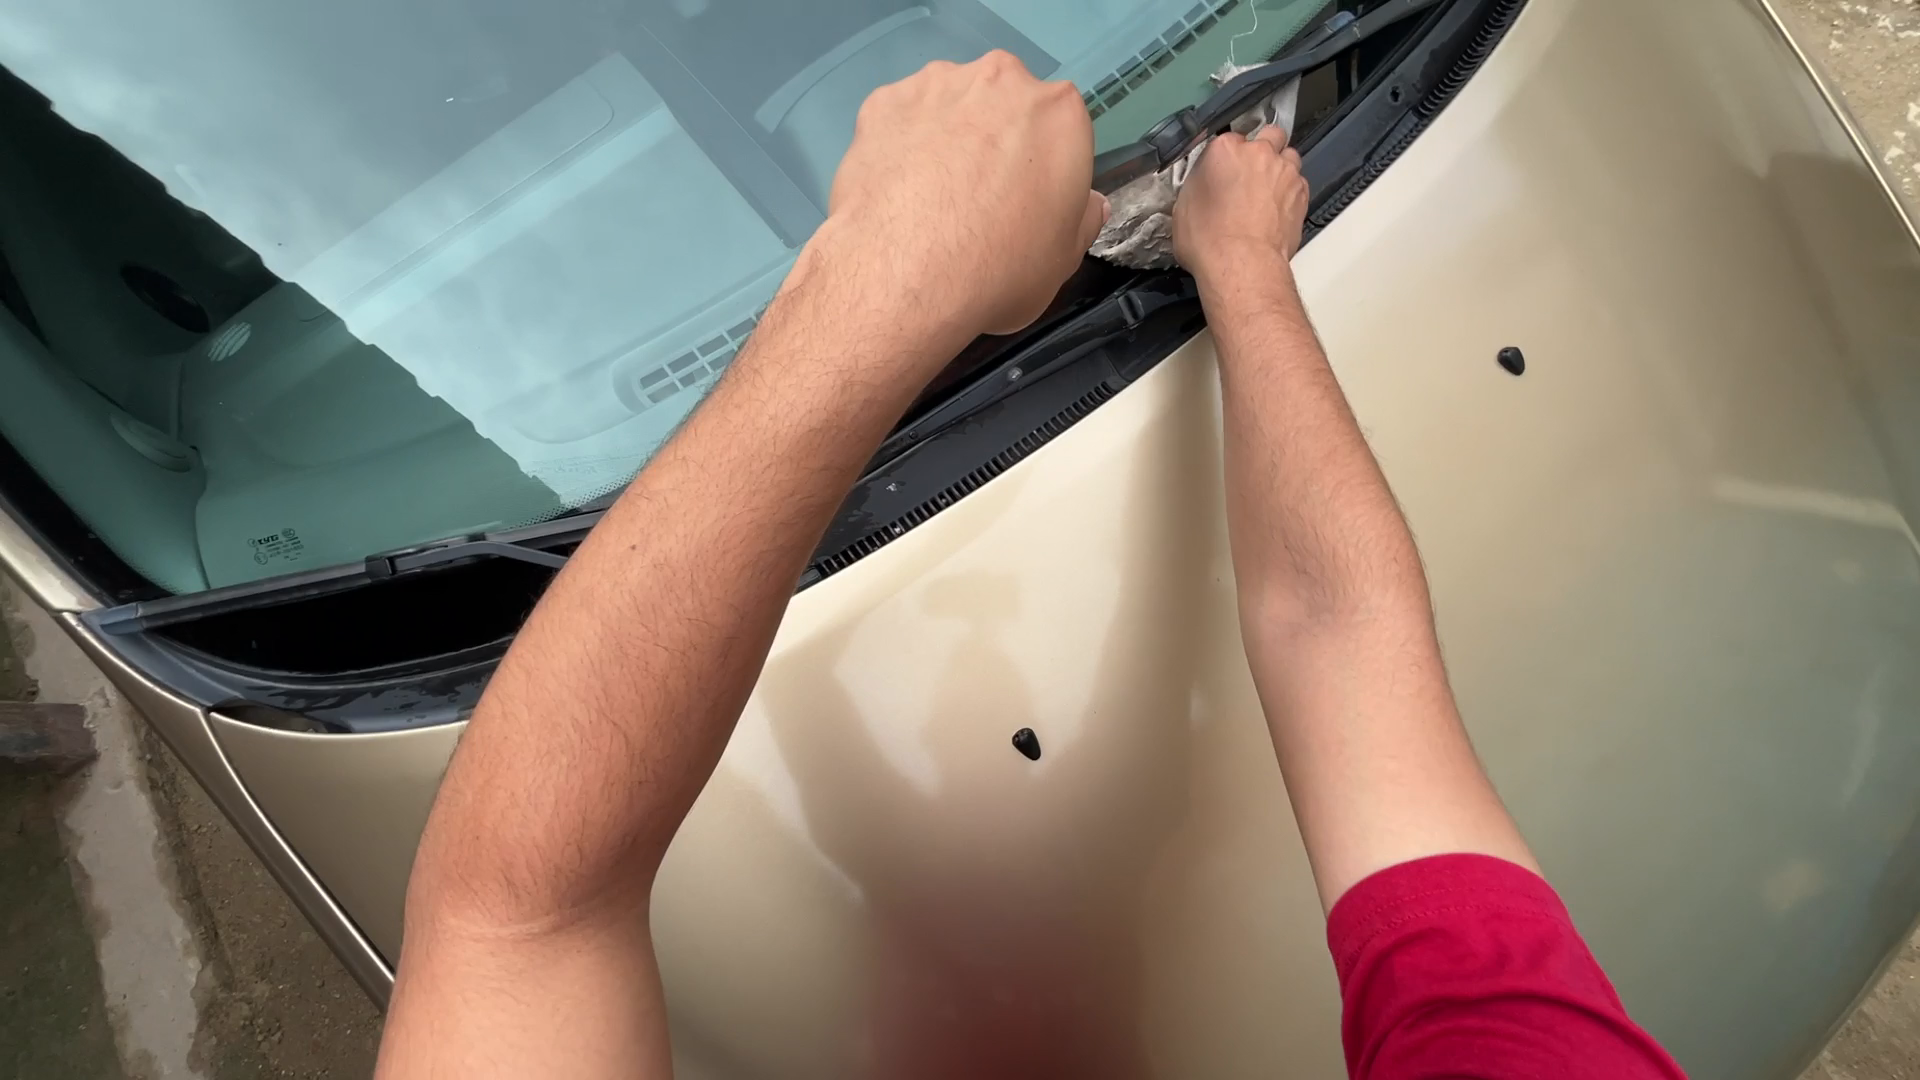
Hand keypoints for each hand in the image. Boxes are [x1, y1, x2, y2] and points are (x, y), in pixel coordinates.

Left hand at [816, 51, 1106, 341]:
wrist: (907, 279)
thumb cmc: (1000, 273)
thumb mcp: (1062, 263)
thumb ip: (1081, 221)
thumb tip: (1088, 203)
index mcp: (1060, 114)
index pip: (1060, 135)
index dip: (1043, 176)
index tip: (1025, 210)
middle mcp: (1002, 81)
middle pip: (1006, 110)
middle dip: (995, 149)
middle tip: (977, 209)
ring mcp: (938, 85)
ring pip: (951, 110)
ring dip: (947, 143)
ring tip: (930, 205)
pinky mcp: (884, 102)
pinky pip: (901, 122)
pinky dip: (901, 149)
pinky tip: (896, 194)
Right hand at [1172, 127, 1309, 289]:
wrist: (1240, 265)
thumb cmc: (1208, 242)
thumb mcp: (1183, 211)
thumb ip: (1198, 186)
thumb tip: (1204, 186)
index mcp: (1223, 151)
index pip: (1227, 140)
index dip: (1226, 158)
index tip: (1222, 173)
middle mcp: (1258, 152)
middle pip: (1268, 135)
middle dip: (1262, 150)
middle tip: (1250, 174)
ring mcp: (1284, 170)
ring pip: (1288, 156)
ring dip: (1280, 168)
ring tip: (1266, 193)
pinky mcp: (1301, 191)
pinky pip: (1299, 182)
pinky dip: (1289, 192)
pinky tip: (1276, 210)